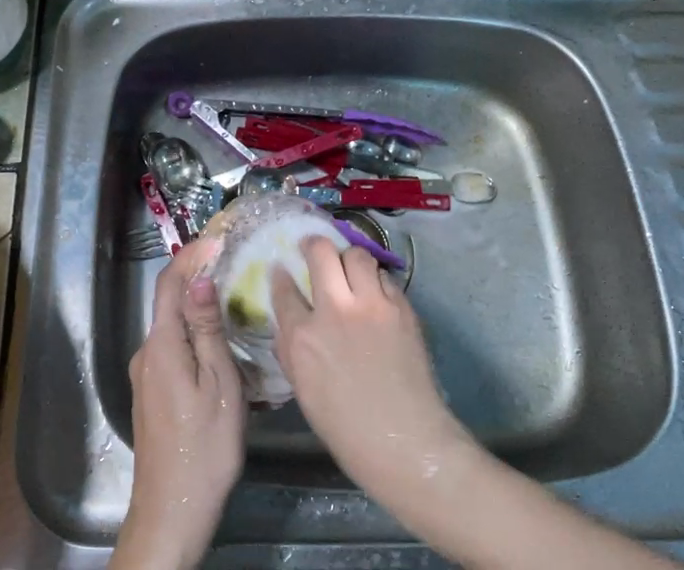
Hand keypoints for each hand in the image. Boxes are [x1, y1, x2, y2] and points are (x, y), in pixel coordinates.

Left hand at [115, 239, 244, 569]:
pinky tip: (223, 348)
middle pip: (169, 303)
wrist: (171, 509)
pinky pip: (173, 350)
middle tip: (235, 266)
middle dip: (198, 279)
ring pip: (173, 328)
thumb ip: (207, 331)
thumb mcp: (219, 385)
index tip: (218, 239)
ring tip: (237, 304)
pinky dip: (196, 336)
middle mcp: (147, 352)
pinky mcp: (152, 393)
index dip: (191, 256)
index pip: (170, 284)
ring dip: (199, 310)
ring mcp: (146, 375)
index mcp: (161, 345)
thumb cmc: (204, 447)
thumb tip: (200, 280)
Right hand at [271, 237, 470, 496]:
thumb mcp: (301, 386)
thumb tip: (287, 320)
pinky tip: (373, 293)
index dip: (280, 274)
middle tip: (312, 248)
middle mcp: (334, 310)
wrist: (403, 440)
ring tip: (347, 267)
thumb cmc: (344, 426)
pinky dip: (375, 280)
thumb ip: (289, 347)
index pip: (284, 287)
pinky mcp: (401, 308)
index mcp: (302, 336)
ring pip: (357, 255)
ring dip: (348, 257)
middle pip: (321, 253)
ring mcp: (372, 306)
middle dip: (313, 244)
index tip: (280, 268)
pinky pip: (384, 278)